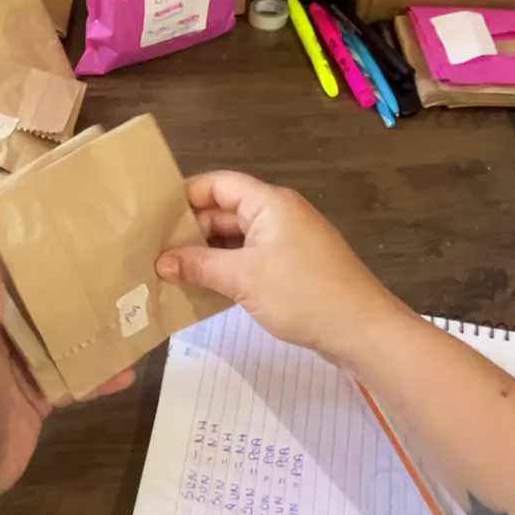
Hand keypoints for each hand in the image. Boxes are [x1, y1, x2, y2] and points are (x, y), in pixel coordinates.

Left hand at [0, 241, 133, 501]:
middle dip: (72, 296)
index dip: (31, 260)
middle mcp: (2, 344)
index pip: (7, 282)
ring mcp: (23, 374)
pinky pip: (72, 381)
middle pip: (41, 312)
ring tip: (131, 319)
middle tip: (115, 273)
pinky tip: (127, 373)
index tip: (65, 233)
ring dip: (90, 336)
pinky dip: (97, 378)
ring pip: (62, 346)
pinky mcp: (40, 401)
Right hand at [156, 170, 408, 365]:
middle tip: (153, 250)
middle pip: (223, 211)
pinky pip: (248, 258)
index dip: (185, 196)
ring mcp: (285, 241)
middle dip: (190, 230)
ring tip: (169, 270)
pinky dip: (224, 268)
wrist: (360, 330)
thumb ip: (199, 265)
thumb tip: (161, 262)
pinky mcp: (290, 266)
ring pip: (234, 238)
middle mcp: (277, 214)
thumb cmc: (302, 293)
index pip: (217, 184)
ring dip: (205, 253)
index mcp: (268, 203)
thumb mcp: (243, 278)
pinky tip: (200, 286)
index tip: (153, 217)